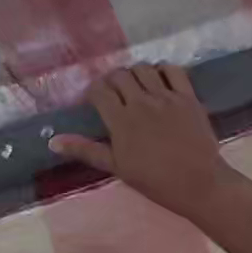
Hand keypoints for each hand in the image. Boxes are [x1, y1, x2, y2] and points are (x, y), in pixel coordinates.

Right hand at [49, 64, 231, 216]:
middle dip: (112, 80)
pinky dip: (163, 70)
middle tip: (114, 93)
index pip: (99, 91)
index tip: (94, 100)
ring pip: (144, 68)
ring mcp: (167, 97)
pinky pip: (173, 70)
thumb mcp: (117, 167)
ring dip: (135, 73)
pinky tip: (160, 80)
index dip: (93, 92)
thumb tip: (53, 141)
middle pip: (120, 75)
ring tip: (136, 86)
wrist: (198, 184)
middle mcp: (141, 102)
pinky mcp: (188, 97)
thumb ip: (86, 150)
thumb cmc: (155, 181)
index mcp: (121, 120)